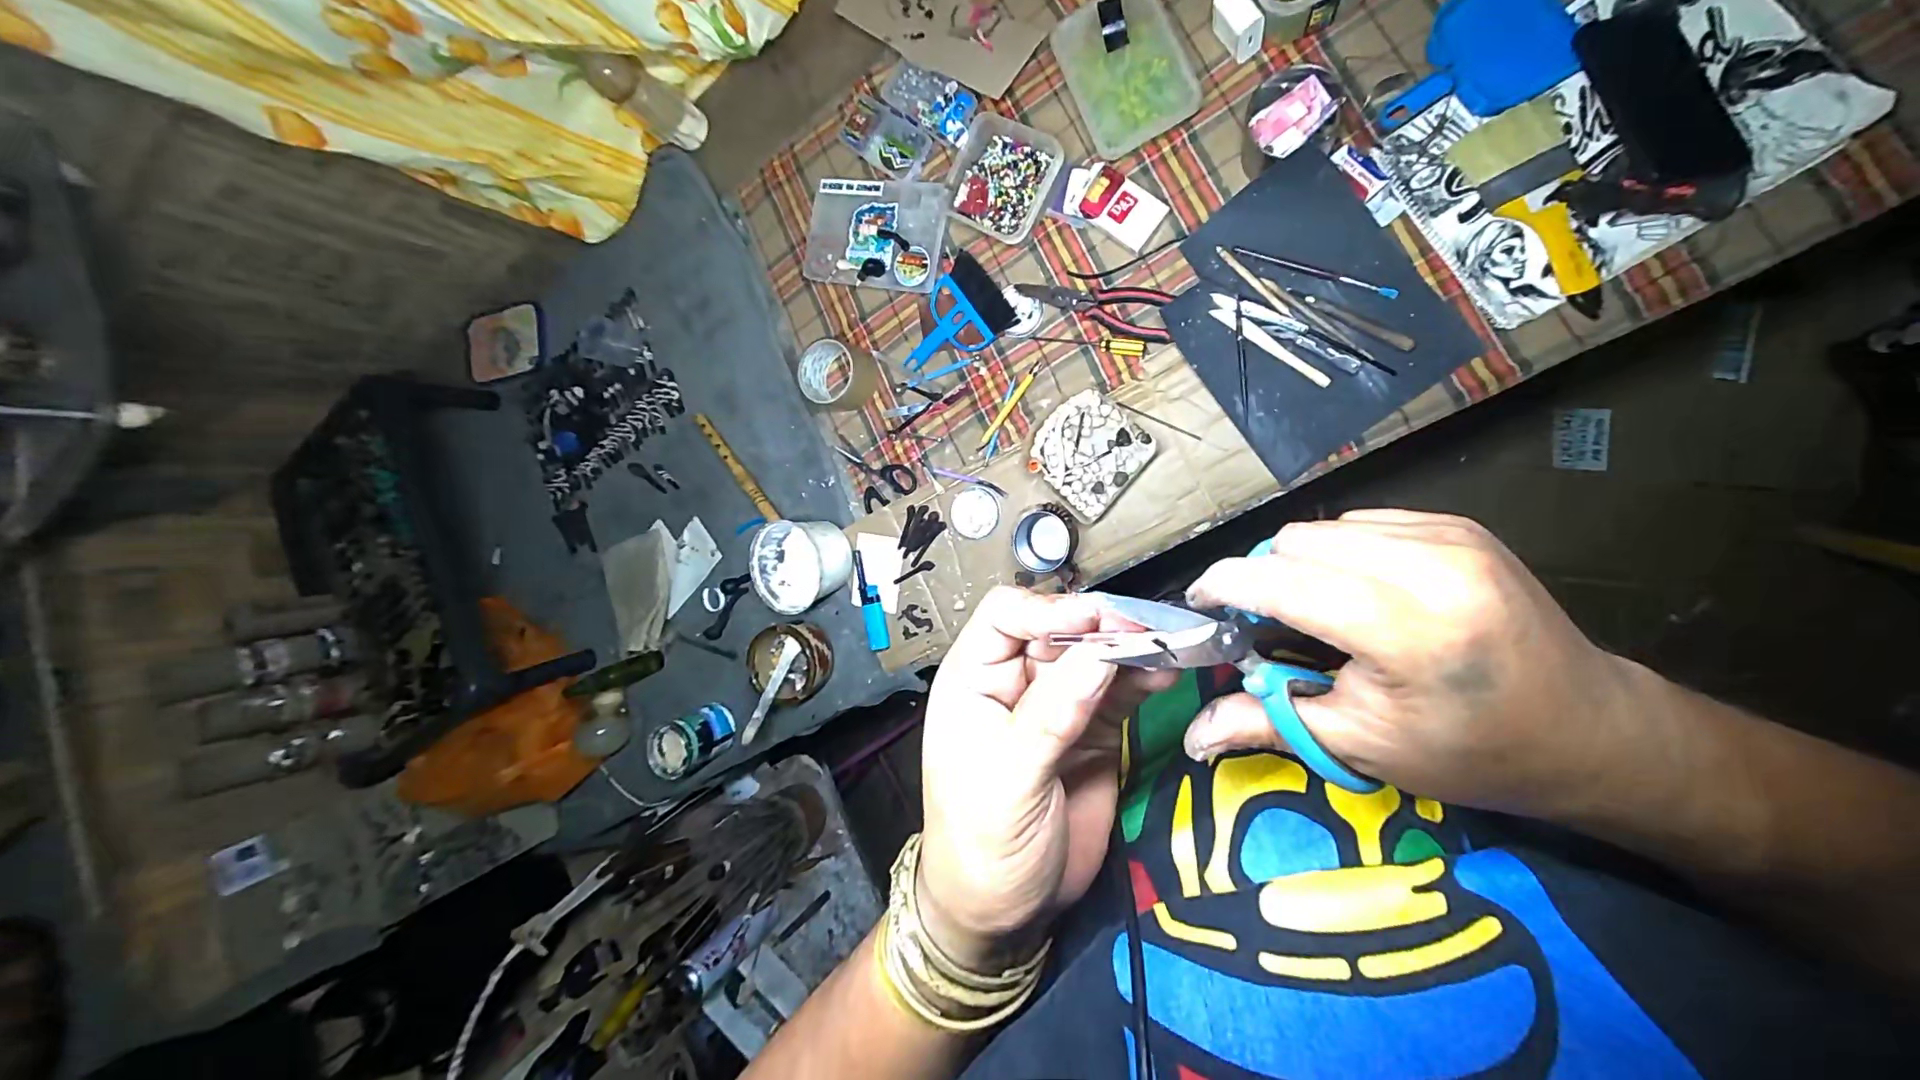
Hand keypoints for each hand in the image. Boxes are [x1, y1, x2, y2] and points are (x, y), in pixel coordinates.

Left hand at [916, 587, 1175, 968]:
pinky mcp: (1094, 731)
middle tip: (1146, 633)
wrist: (1003, 913)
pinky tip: (1166, 673)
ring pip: (1096, 657)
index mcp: (974, 681)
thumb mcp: (1007, 781)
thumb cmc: (979, 847)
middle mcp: (1015, 683)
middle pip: (1061, 629)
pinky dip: (1145, 679)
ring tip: (1167, 649)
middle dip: (1102, 627)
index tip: (1097, 621)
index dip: (1050, 610)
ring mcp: (1058, 706)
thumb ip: (1051, 716)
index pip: (1007, 616)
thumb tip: (1097, 654)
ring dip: (1132, 650)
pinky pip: (1121, 692)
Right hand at [1183, 509, 1635, 816]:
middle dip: (1260, 577)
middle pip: (1293, 543)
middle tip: (1260, 621)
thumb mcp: (1362, 746)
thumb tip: (1191, 737)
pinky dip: (1336, 554)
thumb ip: (1268, 724)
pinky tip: (1356, 591)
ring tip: (1312, 609)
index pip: (1281, 582)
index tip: (1198, 604)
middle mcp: (1429, 566)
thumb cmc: (1471, 751)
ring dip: (1297, 564)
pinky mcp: (1458, 526)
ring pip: (1322, 528)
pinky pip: (1360, 523)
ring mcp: (1449, 537)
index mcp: (1407, 630)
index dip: (1224, 586)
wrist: (1592, 730)